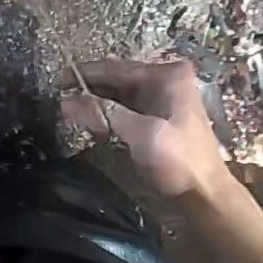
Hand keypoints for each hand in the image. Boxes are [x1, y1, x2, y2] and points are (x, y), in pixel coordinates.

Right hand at [62, 59, 231, 198]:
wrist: (205, 194)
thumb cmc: (179, 161)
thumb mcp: (141, 133)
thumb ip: (103, 113)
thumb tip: (65, 102)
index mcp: (166, 75)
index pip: (116, 68)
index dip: (84, 75)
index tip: (57, 82)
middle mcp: (165, 80)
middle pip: (116, 79)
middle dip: (88, 89)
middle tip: (58, 98)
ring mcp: (162, 98)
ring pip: (118, 95)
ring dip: (95, 103)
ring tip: (68, 110)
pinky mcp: (157, 117)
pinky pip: (125, 109)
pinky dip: (107, 114)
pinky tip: (89, 121)